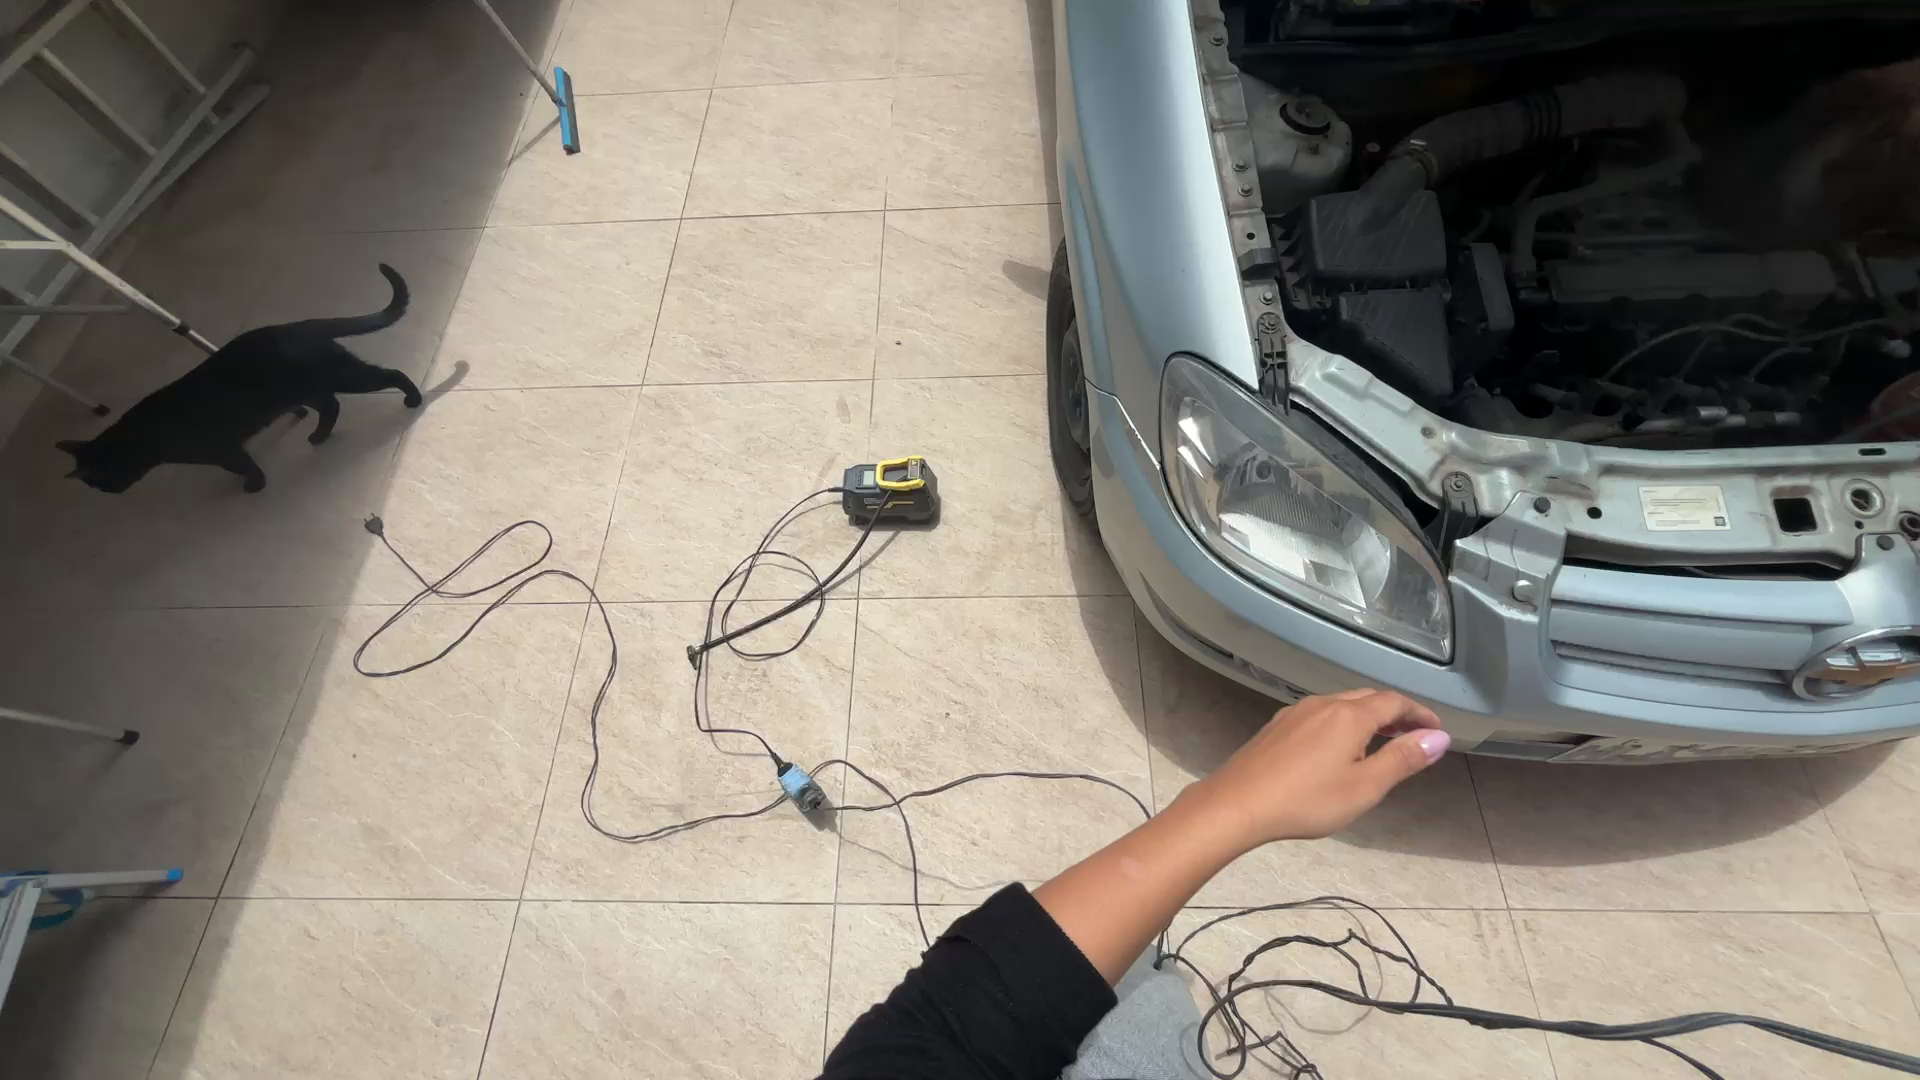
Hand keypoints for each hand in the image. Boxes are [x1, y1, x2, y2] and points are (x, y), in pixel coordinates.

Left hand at [1180, 689, 1448, 850]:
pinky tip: (1339, 747)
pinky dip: (1341, 723)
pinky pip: (1318, 714)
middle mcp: (1320, 704)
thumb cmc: (1308, 799)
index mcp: (1347, 715)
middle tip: (1414, 735)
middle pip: (1365, 698)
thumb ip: (1402, 758)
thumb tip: (1437, 736)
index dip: (1418, 712)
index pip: (1392, 701)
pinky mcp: (1276, 726)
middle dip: (1394, 713)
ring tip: (1382, 741)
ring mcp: (1294, 713)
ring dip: (1366, 716)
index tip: (1437, 730)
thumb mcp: (1365, 786)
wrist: (1239, 801)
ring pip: (1339, 704)